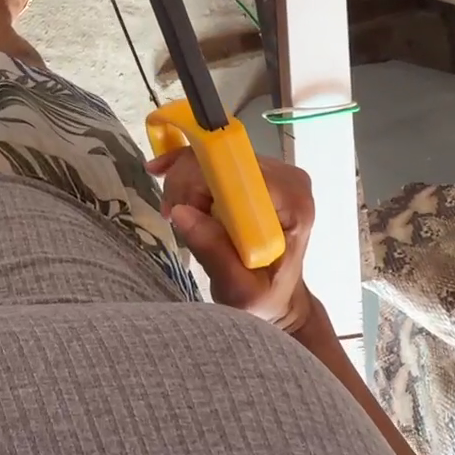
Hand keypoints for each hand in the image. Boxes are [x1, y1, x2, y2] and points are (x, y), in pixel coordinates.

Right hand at [147, 146, 316, 334]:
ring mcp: (272, 170)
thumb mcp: (240, 292)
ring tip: (174, 213)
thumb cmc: (265, 299)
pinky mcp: (254, 169)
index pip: (235, 173)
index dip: (198, 184)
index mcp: (292, 204)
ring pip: (210, 155)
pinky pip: (211, 154)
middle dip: (186, 184)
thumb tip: (182, 212)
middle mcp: (287, 180)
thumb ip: (215, 254)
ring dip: (182, 181)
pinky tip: (162, 172)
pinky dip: (184, 164)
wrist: (277, 297)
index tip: (176, 212)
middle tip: (171, 216)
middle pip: (220, 159)